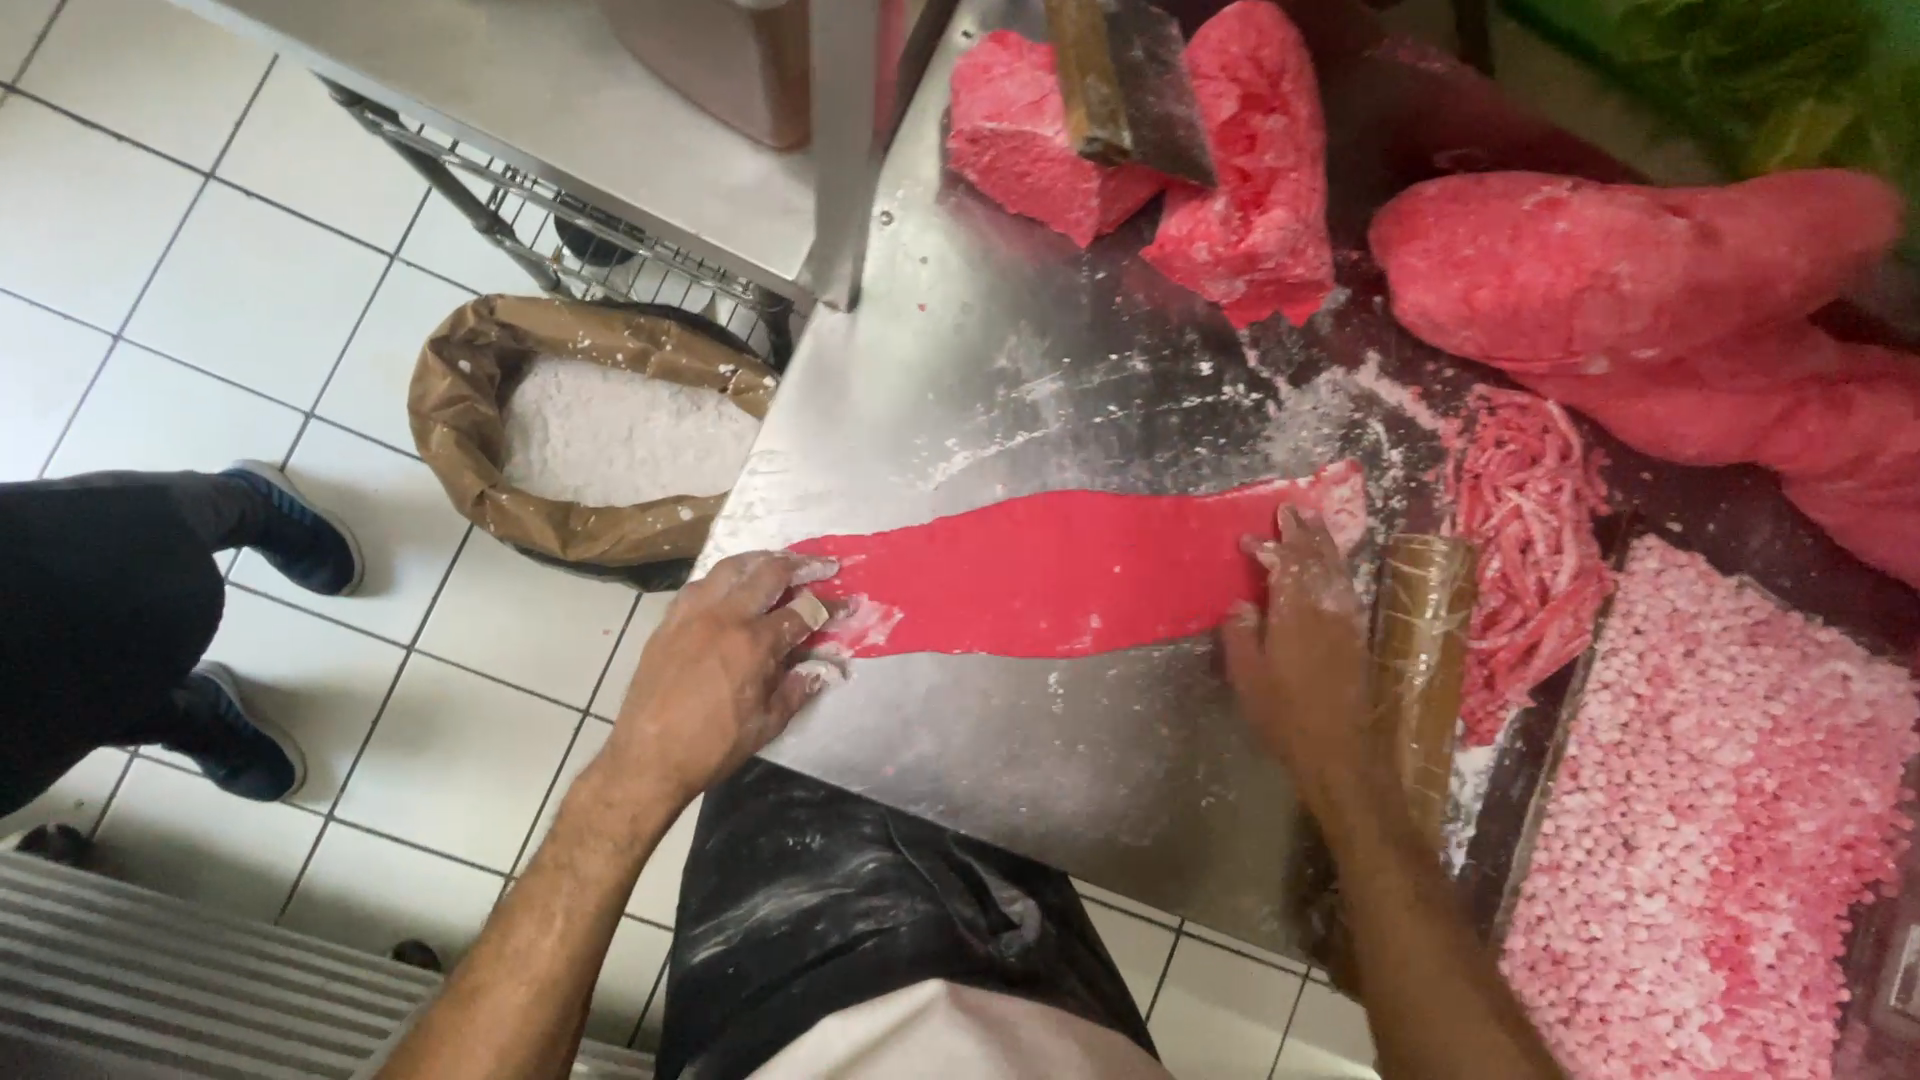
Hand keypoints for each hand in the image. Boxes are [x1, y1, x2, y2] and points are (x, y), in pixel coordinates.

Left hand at [602, 551, 839, 805]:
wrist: (646, 759)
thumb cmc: (712, 747)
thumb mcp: (767, 724)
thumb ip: (798, 689)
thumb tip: (825, 669)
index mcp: (754, 645)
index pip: (803, 612)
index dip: (830, 606)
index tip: (847, 602)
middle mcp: (725, 618)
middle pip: (769, 573)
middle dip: (802, 565)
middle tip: (821, 565)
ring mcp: (692, 615)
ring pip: (731, 568)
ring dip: (760, 560)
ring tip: (778, 562)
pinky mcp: (668, 622)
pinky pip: (699, 585)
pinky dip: (723, 578)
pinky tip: (731, 585)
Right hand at [1221, 508, 1383, 812]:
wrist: (1338, 749)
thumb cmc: (1283, 714)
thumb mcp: (1247, 676)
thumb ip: (1241, 634)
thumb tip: (1241, 605)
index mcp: (1293, 614)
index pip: (1283, 566)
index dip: (1267, 548)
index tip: (1247, 539)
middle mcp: (1325, 610)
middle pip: (1315, 560)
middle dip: (1302, 533)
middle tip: (1291, 509)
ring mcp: (1346, 622)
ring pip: (1336, 571)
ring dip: (1324, 545)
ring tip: (1313, 524)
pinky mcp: (1357, 637)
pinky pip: (1347, 589)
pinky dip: (1337, 570)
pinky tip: (1333, 567)